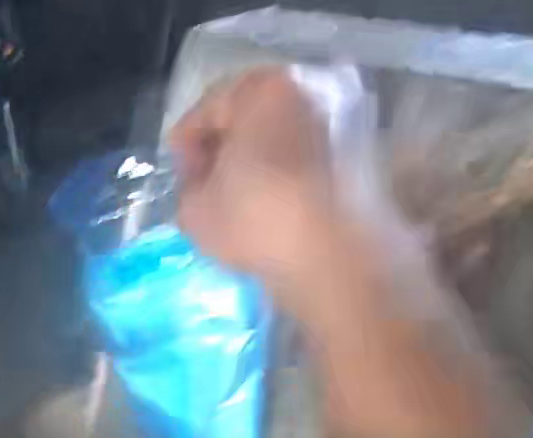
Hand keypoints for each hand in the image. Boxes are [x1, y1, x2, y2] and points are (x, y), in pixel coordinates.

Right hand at [171, 67, 345, 290]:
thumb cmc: (253, 221)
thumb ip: (189, 186)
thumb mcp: (195, 209)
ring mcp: (337, 119)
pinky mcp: (354, 155)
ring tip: (236, 199)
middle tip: (204, 184)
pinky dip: (282, 174)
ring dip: (255, 160)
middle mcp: (306, 88)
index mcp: (262, 88)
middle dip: (224, 147)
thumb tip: (200, 181)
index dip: (185, 143)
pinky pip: (302, 158)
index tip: (177, 173)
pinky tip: (267, 207)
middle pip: (249, 115)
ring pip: (279, 135)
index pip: (208, 107)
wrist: (327, 255)